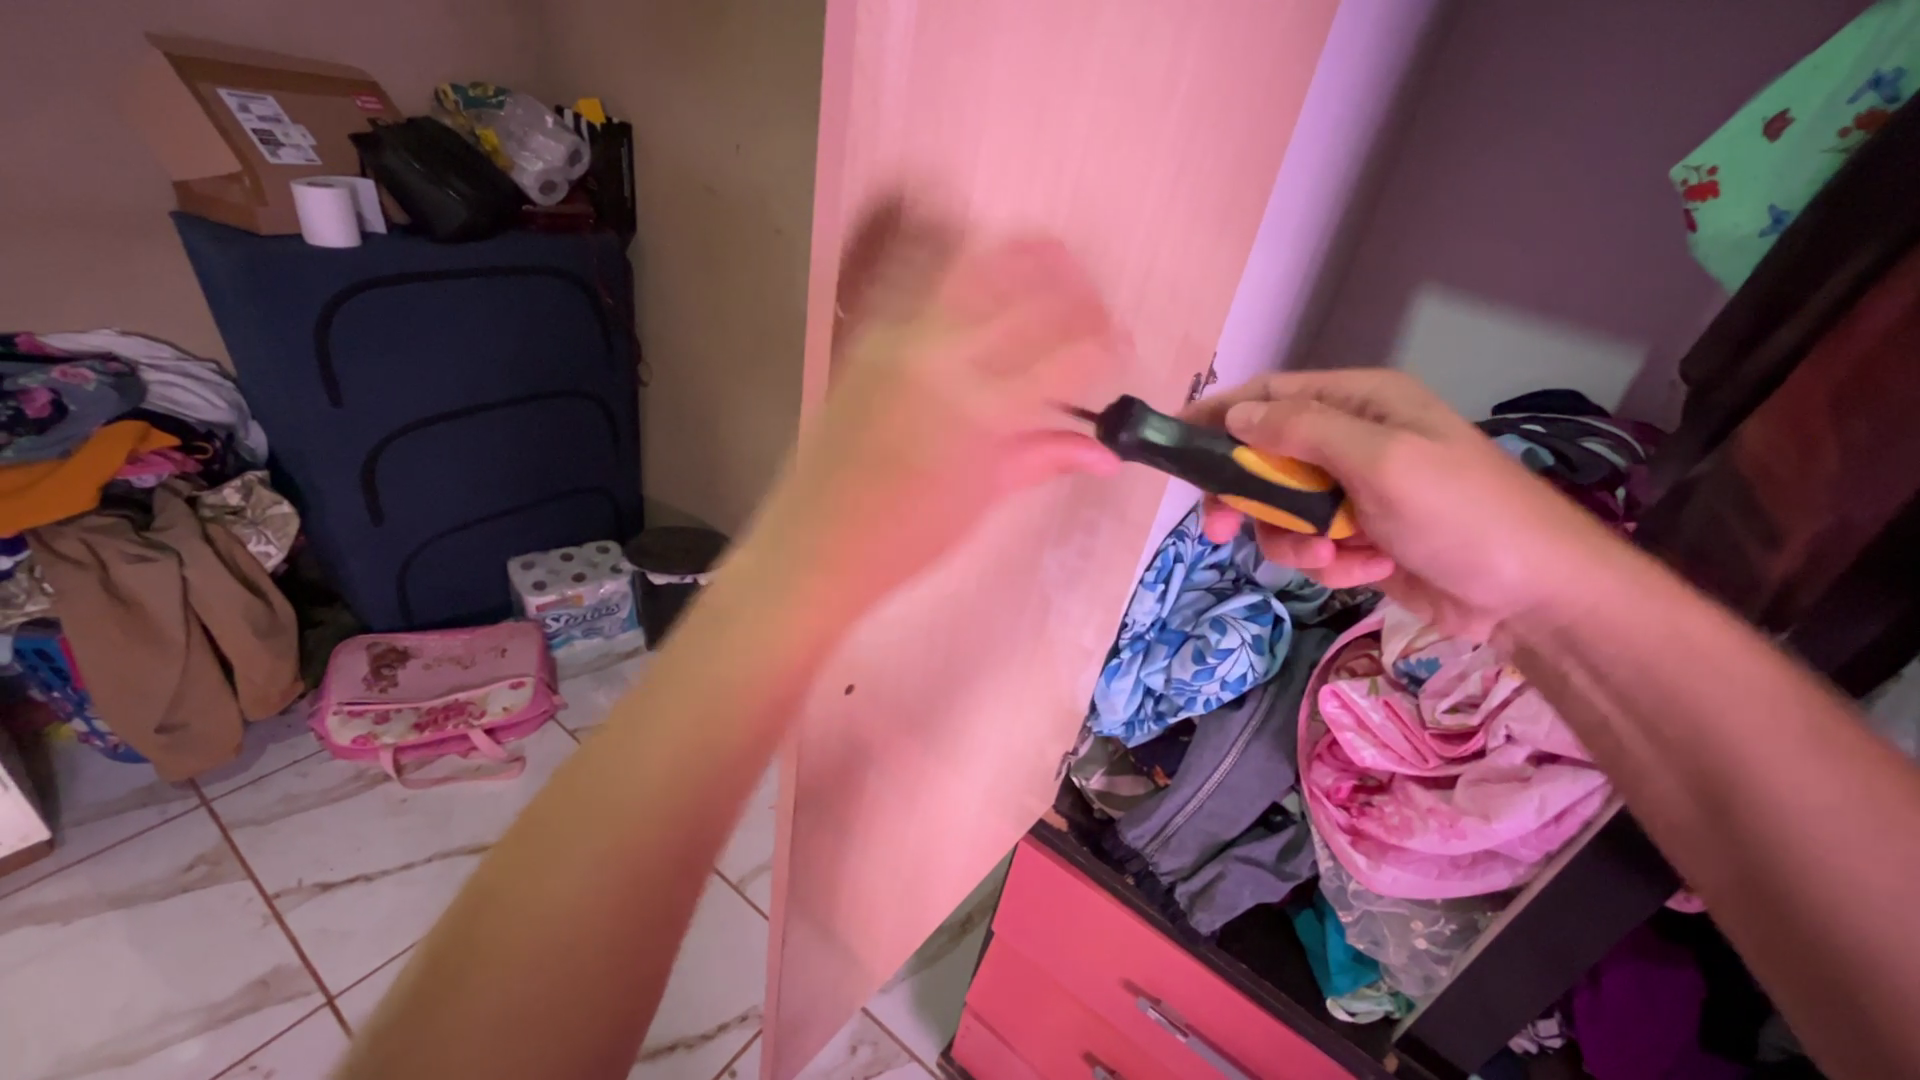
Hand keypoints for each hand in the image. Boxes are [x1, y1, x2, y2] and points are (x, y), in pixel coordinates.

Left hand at [744, 209, 1119, 608]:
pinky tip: (982, 278)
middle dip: (1076, 290)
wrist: (816, 544)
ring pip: (975, 265)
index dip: (1107, 345)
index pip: (1068, 356)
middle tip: (1093, 308)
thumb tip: (1107, 456)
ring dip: (1024, 260)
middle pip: (1029, 290)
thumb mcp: (985, 496)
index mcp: (981, 410)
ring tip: (1051, 270)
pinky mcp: (868, 336)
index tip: (1122, 348)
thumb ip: (1045, 456)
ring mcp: (899, 340)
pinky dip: (961, 266)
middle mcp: (944, 358)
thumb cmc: (908, 538)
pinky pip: (920, 277)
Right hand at [1183, 369, 1619, 638]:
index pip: (1270, 396)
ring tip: (1336, 559)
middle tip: (1219, 531)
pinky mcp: (1361, 537)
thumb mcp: (1380, 462)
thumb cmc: (1461, 514)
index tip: (1175, 446)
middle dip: (1247, 497)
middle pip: (1265, 460)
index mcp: (1361, 404)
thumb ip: (1302, 431)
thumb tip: (1235, 412)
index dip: (1219, 416)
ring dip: (1296, 541)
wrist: (1531, 596)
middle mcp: (1353, 441)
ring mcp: (1357, 492)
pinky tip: (1370, 570)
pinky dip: (1331, 563)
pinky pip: (1312, 546)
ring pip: (1282, 511)